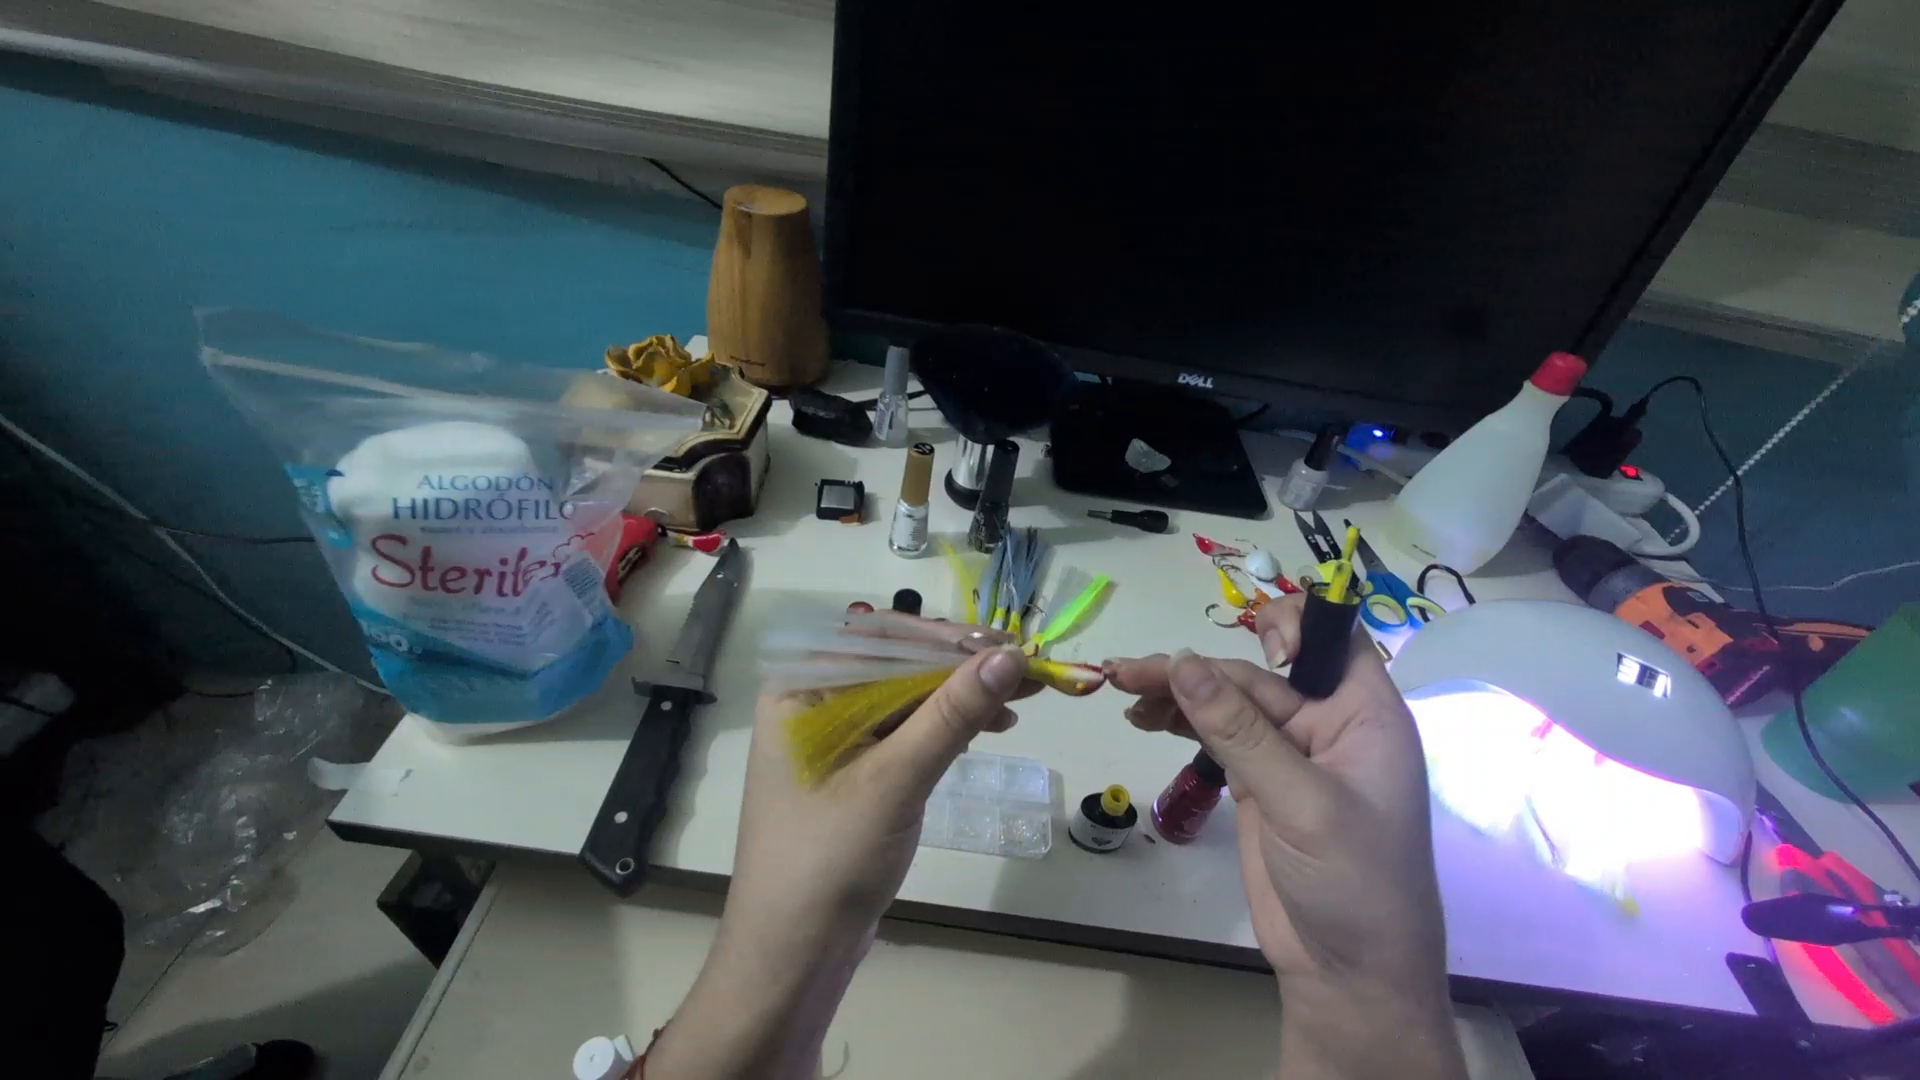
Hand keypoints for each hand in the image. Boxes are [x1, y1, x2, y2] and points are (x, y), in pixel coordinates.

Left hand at [731, 614, 1037, 930]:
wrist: (792, 956)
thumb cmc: (830, 859)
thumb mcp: (896, 779)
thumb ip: (952, 713)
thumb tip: (1009, 656)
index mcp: (801, 686)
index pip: (882, 638)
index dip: (949, 639)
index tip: (1010, 647)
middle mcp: (813, 698)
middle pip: (898, 662)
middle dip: (962, 666)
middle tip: (1027, 671)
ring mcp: (834, 733)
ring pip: (908, 693)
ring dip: (961, 695)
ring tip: (1019, 701)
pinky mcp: (856, 765)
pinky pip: (906, 726)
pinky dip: (947, 724)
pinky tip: (987, 726)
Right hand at [1106, 595, 1463, 1079]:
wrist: (1347, 975)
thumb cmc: (1353, 884)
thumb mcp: (1301, 803)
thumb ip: (1239, 731)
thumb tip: (1182, 664)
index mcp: (1362, 714)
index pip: (1332, 638)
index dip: (1293, 623)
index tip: (1252, 644)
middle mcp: (1325, 723)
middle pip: (1254, 674)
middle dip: (1195, 670)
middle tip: (1127, 673)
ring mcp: (1287, 753)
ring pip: (1226, 702)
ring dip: (1176, 693)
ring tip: (1122, 689)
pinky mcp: (1257, 779)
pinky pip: (1214, 734)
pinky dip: (1180, 722)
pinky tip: (1145, 716)